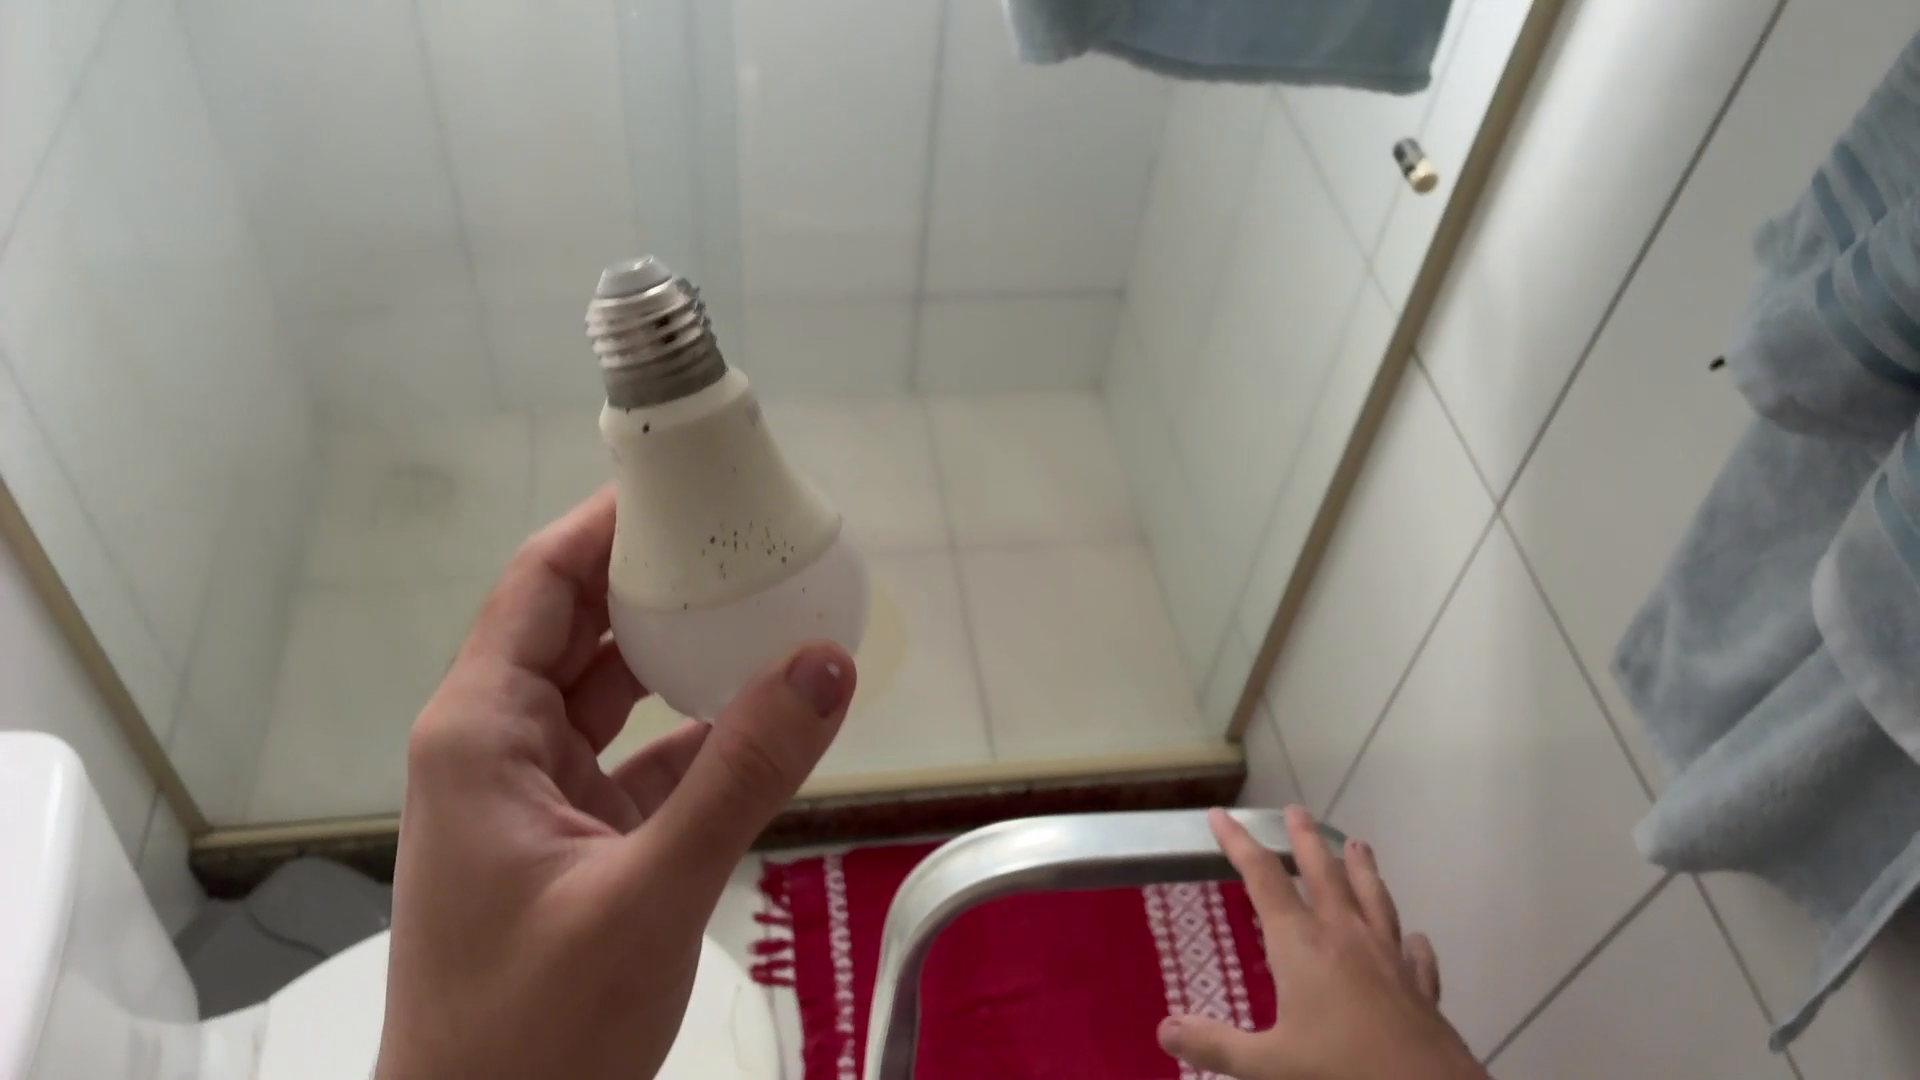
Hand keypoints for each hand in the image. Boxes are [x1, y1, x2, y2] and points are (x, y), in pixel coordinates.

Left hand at [374, 488, 855, 1079]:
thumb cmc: (535, 1029)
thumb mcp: (650, 892)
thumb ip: (744, 774)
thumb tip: (829, 662)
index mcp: (485, 730)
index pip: (543, 583)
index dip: (607, 521)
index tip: (685, 480)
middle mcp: (505, 740)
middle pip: (583, 621)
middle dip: (658, 572)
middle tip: (745, 533)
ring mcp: (543, 785)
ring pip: (619, 683)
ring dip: (685, 645)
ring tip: (764, 599)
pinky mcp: (584, 824)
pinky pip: (650, 746)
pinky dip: (704, 721)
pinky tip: (766, 707)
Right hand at [1158, 807, 1485, 1079]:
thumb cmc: (1343, 1072)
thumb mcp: (1269, 1066)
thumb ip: (1216, 1045)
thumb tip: (1165, 1029)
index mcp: (1300, 943)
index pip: (1262, 876)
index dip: (1238, 843)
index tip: (1220, 815)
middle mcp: (1343, 936)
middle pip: (1321, 872)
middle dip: (1304, 839)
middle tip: (1296, 809)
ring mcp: (1387, 959)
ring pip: (1372, 899)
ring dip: (1362, 869)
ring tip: (1358, 845)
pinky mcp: (1420, 988)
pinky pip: (1414, 955)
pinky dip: (1410, 941)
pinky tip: (1415, 937)